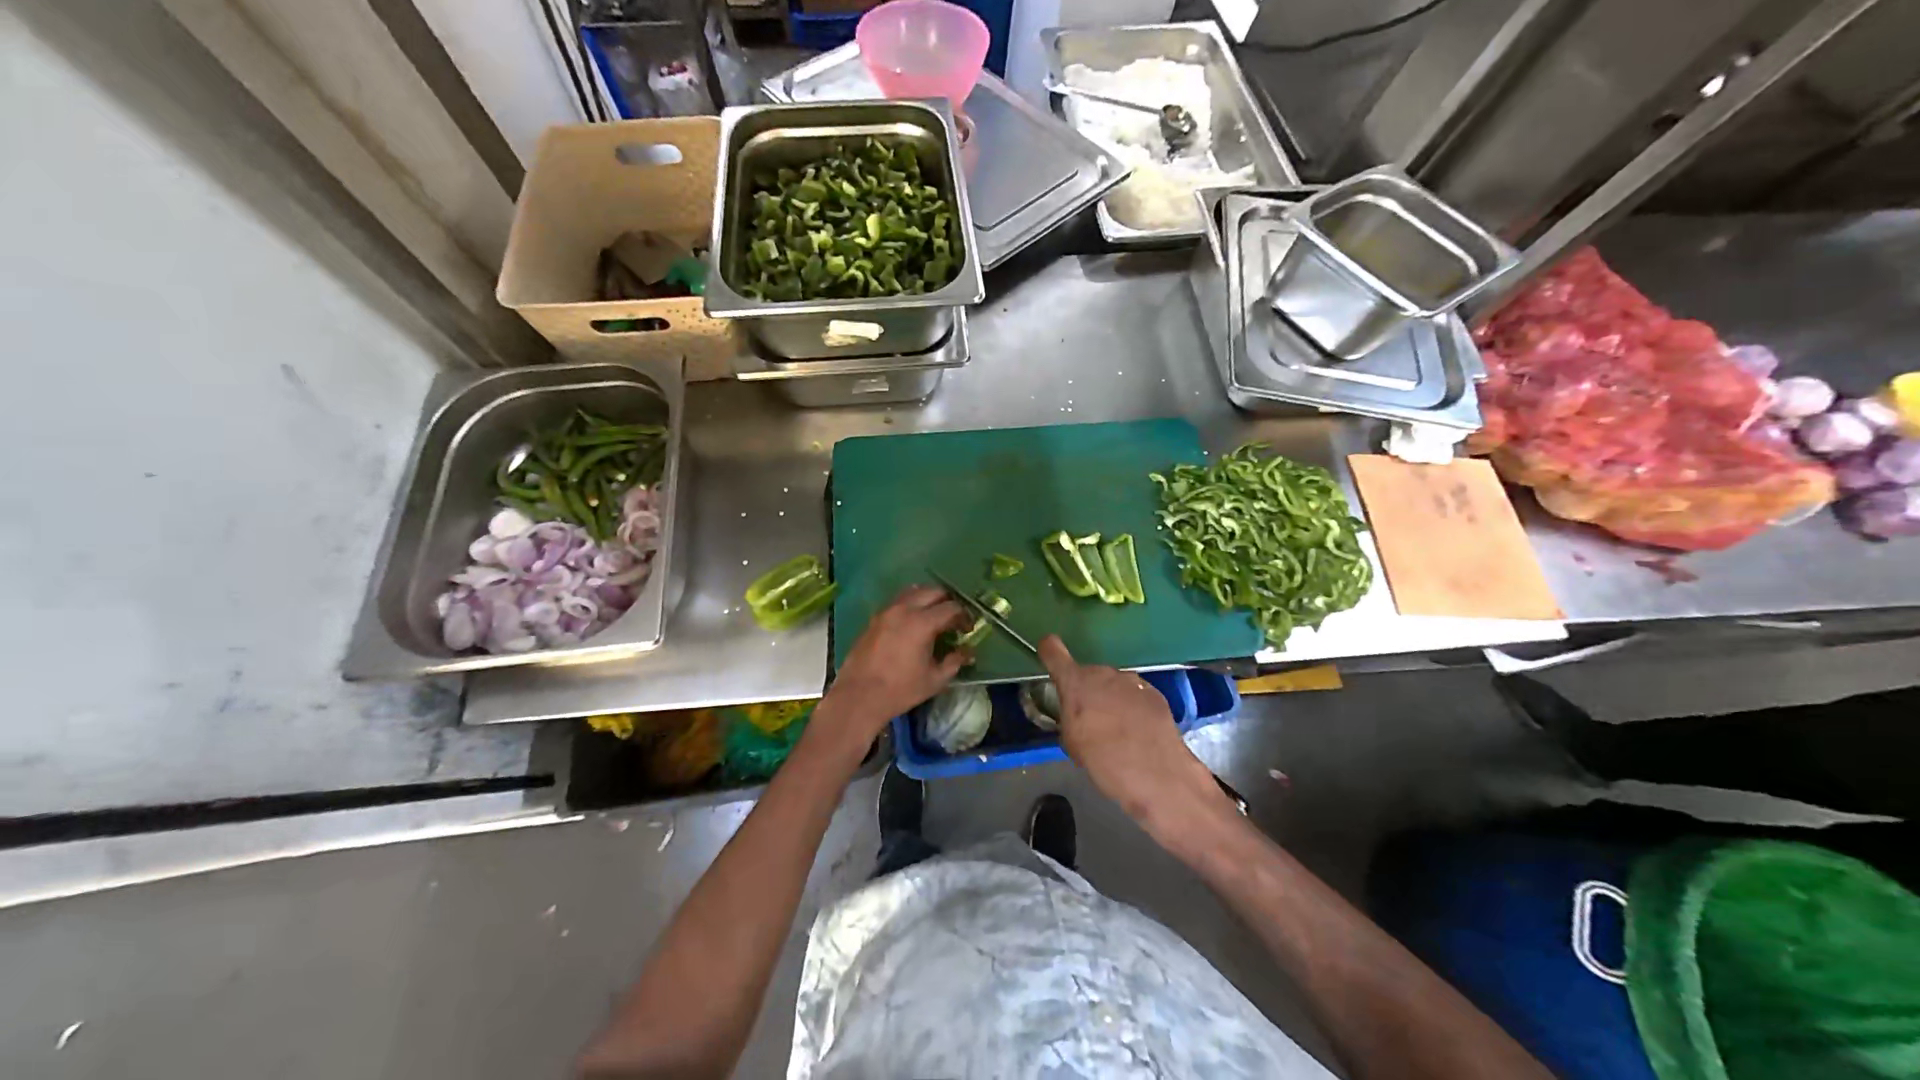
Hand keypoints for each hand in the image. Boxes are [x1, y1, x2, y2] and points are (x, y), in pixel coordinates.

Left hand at [821, 585, 972, 738]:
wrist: (859, 696)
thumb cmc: (901, 690)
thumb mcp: (935, 679)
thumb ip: (954, 661)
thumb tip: (968, 652)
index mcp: (922, 622)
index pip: (951, 608)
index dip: (964, 616)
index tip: (968, 629)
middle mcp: (904, 609)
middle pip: (933, 591)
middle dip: (947, 602)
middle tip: (953, 620)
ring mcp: (886, 611)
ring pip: (913, 592)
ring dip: (928, 599)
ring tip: (934, 617)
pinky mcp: (874, 618)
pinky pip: (898, 601)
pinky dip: (911, 605)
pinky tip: (913, 623)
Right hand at [1039, 635, 1222, 825]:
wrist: (1153, 771)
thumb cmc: (1101, 758)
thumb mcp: (1070, 741)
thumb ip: (1068, 716)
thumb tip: (1075, 713)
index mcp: (1075, 682)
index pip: (1053, 651)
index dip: (1049, 651)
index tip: (1048, 653)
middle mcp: (1103, 673)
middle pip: (1089, 675)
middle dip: (1088, 691)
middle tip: (1091, 720)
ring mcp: (1131, 681)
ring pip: (1114, 685)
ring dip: (1112, 699)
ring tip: (1118, 730)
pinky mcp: (1154, 693)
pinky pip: (1136, 695)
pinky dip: (1134, 707)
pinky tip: (1139, 732)